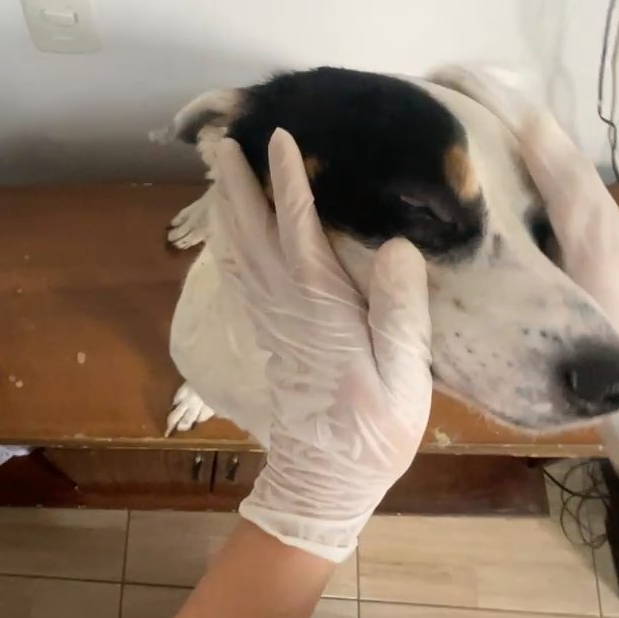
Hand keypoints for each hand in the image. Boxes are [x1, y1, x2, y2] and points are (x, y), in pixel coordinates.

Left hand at [209, 129, 431, 560]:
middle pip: (252, 234)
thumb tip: (395, 247)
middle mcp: (285, 307)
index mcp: (321, 310)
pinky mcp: (264, 334)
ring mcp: (268, 321)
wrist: (322, 479)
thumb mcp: (405, 380)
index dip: (287, 183)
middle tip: (217, 140)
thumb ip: (400, 315)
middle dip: (235, 184)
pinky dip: (226, 246)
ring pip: (237, 253)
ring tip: (213, 171)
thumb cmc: (372, 433)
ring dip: (224, 208)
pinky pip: (237, 279)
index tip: (278, 138)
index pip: (299, 231)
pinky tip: (222, 230)